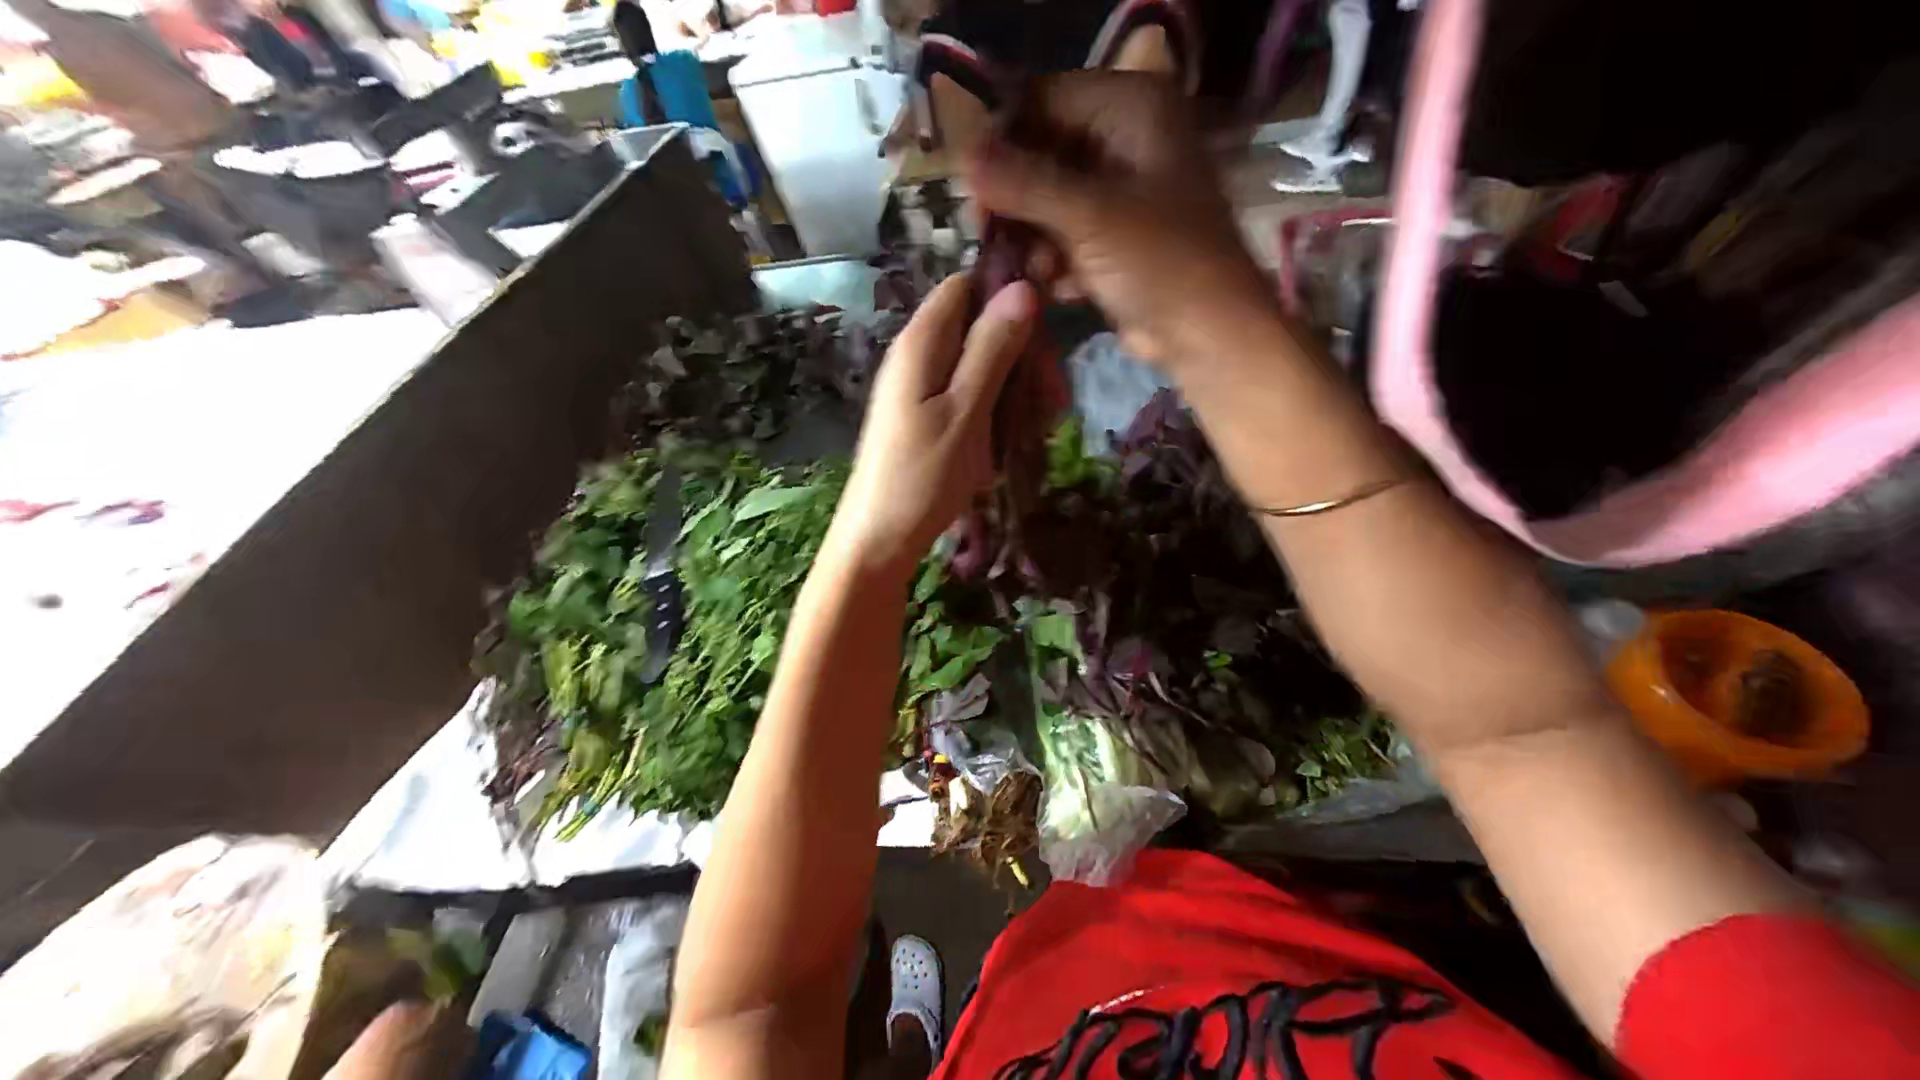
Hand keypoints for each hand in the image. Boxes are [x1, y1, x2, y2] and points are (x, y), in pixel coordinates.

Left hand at [825, 274, 1038, 576]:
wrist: (879, 539)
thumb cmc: (921, 477)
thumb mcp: (965, 411)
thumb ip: (991, 349)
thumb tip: (1022, 287)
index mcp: (921, 343)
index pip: (966, 286)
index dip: (1007, 296)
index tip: (1046, 331)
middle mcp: (918, 356)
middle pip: (979, 327)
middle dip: (1022, 355)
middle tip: (1055, 398)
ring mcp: (921, 388)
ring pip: (980, 365)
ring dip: (1016, 388)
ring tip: (1043, 426)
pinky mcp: (927, 416)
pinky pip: (969, 396)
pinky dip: (997, 411)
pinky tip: (1017, 440)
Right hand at [967, 71, 1277, 366]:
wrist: (1207, 334)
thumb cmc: (1161, 262)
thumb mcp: (1089, 216)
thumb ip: (1022, 182)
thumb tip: (962, 156)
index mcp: (1131, 107)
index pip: (1044, 98)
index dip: (1003, 138)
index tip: (973, 187)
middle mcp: (1125, 138)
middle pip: (1041, 151)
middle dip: (1016, 200)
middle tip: (991, 235)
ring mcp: (1119, 190)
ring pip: (1046, 199)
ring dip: (1034, 238)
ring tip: (1039, 270)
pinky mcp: (1112, 236)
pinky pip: (1062, 233)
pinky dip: (1054, 260)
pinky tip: (1059, 286)